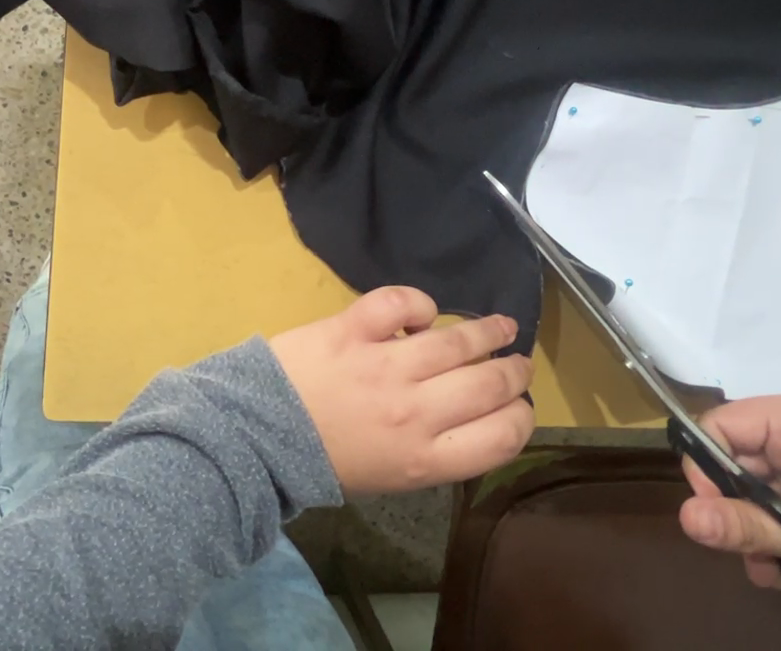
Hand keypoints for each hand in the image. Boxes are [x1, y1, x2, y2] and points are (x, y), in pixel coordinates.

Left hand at [268, 286, 534, 494]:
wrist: (259, 435)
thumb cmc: (325, 459)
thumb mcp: (389, 476)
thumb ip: (434, 451)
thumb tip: (473, 415)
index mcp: (423, 460)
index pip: (500, 437)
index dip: (522, 418)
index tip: (519, 405)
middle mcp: (414, 413)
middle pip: (487, 386)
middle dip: (513, 372)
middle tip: (518, 362)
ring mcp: (383, 367)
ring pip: (455, 343)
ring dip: (487, 332)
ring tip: (501, 327)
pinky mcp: (353, 329)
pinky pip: (400, 304)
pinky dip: (419, 304)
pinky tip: (425, 313)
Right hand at [678, 394, 780, 604]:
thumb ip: (746, 524)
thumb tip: (685, 518)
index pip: (719, 424)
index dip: (707, 465)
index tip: (713, 509)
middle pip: (729, 457)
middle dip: (730, 507)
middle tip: (742, 547)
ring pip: (744, 487)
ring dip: (747, 529)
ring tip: (765, 568)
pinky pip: (765, 506)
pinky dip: (764, 536)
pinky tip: (778, 569)